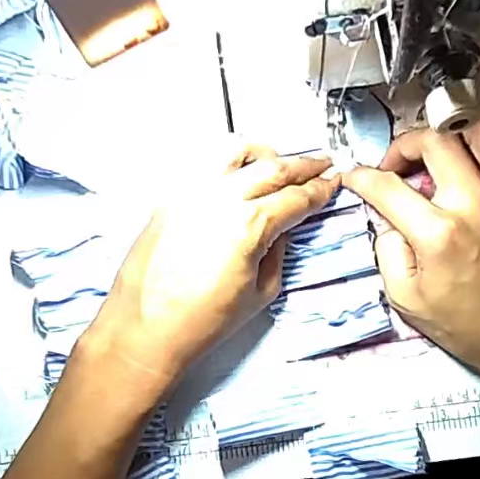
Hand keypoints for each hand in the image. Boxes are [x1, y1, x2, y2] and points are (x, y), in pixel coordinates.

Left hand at [86, 146, 337, 382]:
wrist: (147, 327)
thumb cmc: (202, 320)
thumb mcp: (261, 291)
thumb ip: (278, 250)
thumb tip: (283, 227)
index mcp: (250, 225)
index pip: (296, 198)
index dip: (320, 189)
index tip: (332, 182)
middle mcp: (221, 199)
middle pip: (273, 168)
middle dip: (304, 165)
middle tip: (322, 164)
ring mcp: (192, 191)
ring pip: (237, 151)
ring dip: (266, 153)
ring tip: (279, 161)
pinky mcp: (171, 195)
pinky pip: (207, 163)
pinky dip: (231, 159)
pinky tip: (240, 171)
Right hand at [342, 115, 479, 389]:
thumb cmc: (469, 327)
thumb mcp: (409, 302)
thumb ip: (388, 253)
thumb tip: (387, 219)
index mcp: (438, 234)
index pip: (387, 186)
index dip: (361, 177)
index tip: (356, 177)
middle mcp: (475, 204)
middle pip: (434, 141)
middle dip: (404, 146)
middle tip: (398, 168)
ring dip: (457, 137)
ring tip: (446, 160)